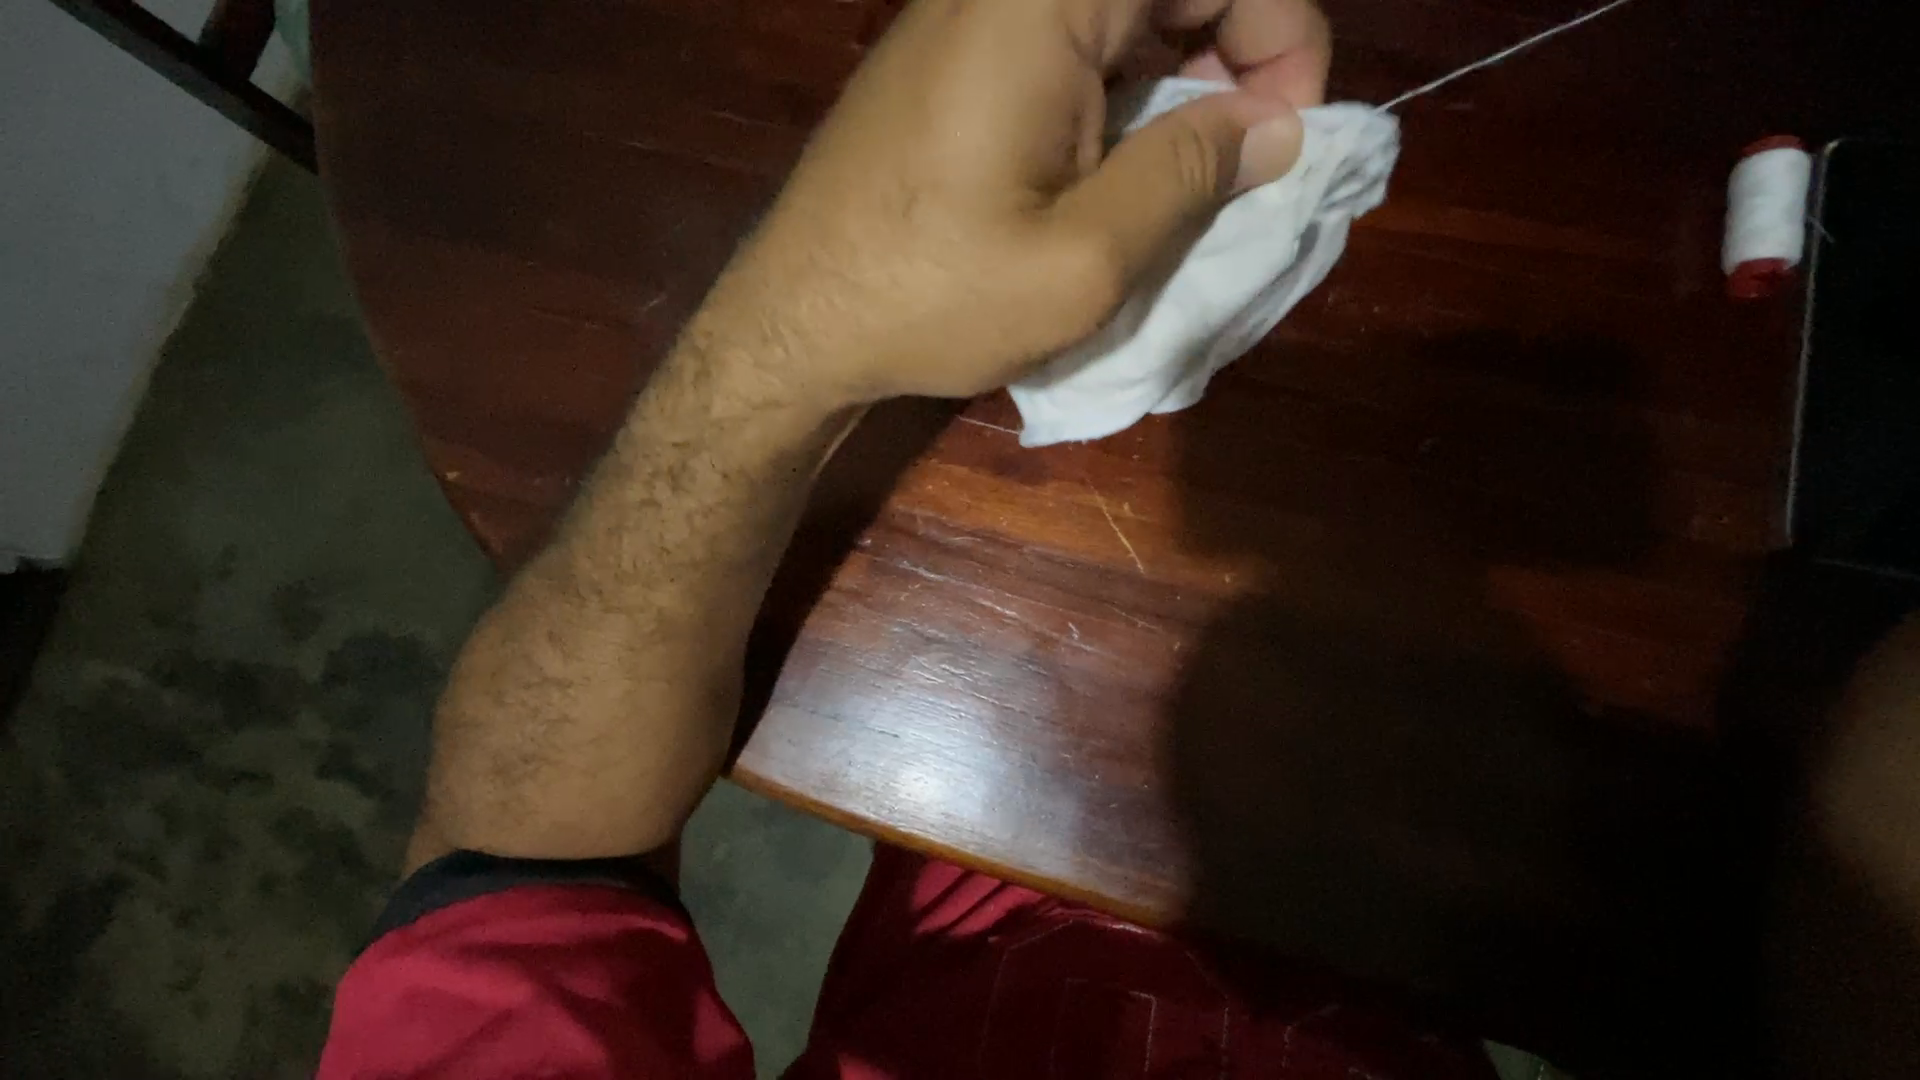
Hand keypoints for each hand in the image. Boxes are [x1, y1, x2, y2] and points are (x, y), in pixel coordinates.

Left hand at [689, 0, 1330, 406]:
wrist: (796, 322)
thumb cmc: (930, 300)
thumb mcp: (1080, 262)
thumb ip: (1188, 179)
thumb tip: (1274, 128)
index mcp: (1040, 0)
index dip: (1278, 23)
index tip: (1288, 124)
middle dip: (1233, 49)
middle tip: (1249, 154)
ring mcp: (968, 23)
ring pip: (1115, 19)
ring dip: (1176, 81)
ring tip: (1193, 175)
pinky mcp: (951, 70)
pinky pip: (1063, 55)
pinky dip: (1116, 101)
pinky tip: (1124, 169)